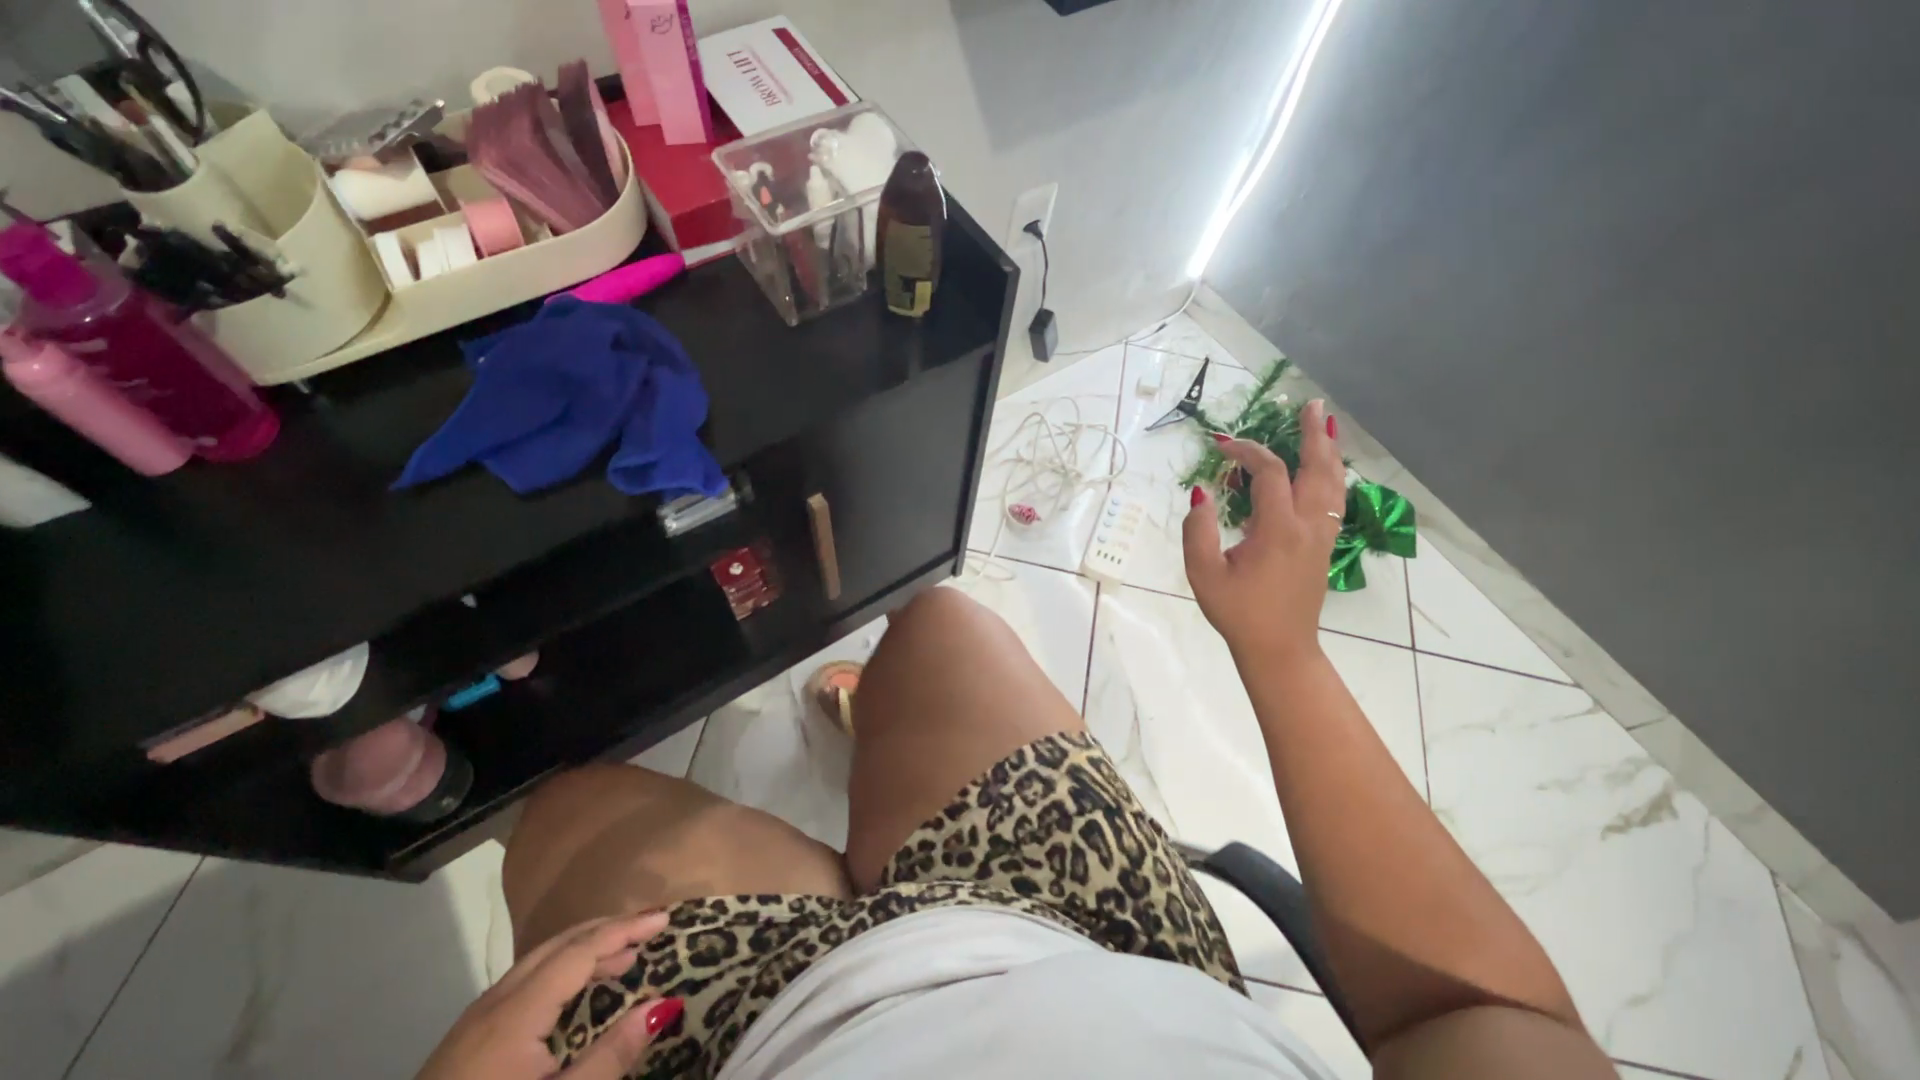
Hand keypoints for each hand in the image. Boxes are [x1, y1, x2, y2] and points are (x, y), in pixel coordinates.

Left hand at [416, 911, 681, 1079]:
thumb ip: (610, 1056)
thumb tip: (664, 1004)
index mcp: (515, 1015)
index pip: (579, 952)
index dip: (624, 930)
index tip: (665, 917)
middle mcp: (493, 1004)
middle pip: (556, 946)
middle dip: (606, 930)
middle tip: (650, 929)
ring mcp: (474, 1021)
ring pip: (537, 962)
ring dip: (583, 950)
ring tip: (624, 957)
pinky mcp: (466, 1040)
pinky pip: (523, 982)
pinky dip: (560, 970)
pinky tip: (574, 992)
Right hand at [1183, 398, 1344, 663]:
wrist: (1279, 648)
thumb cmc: (1238, 612)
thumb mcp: (1204, 574)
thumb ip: (1197, 530)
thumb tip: (1201, 493)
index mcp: (1277, 529)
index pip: (1268, 473)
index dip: (1247, 452)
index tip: (1222, 445)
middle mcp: (1307, 526)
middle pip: (1318, 469)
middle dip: (1315, 435)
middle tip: (1313, 405)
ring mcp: (1321, 537)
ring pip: (1333, 484)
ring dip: (1330, 452)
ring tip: (1327, 427)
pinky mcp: (1323, 548)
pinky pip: (1334, 502)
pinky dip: (1332, 477)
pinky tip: (1327, 470)